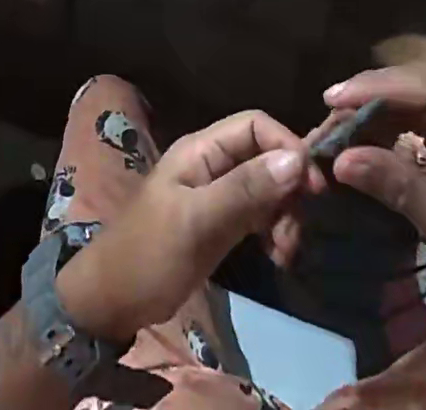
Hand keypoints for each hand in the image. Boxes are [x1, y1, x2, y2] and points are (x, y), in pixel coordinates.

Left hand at [54, 111, 319, 343]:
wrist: (113, 300)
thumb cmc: (150, 254)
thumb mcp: (198, 221)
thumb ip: (245, 189)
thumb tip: (297, 158)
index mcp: (200, 150)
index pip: (255, 125)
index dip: (287, 146)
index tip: (312, 188)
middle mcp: (211, 163)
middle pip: (266, 155)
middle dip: (289, 187)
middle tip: (297, 229)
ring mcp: (216, 192)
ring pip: (267, 186)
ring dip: (285, 214)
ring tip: (284, 250)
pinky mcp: (221, 220)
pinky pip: (260, 213)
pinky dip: (274, 230)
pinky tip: (276, 255)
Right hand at [324, 63, 425, 330]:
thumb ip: (405, 192)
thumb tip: (342, 160)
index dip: (374, 87)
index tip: (331, 102)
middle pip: (421, 87)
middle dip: (369, 96)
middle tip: (328, 121)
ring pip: (424, 102)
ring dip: (380, 112)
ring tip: (342, 135)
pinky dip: (399, 129)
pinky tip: (375, 147)